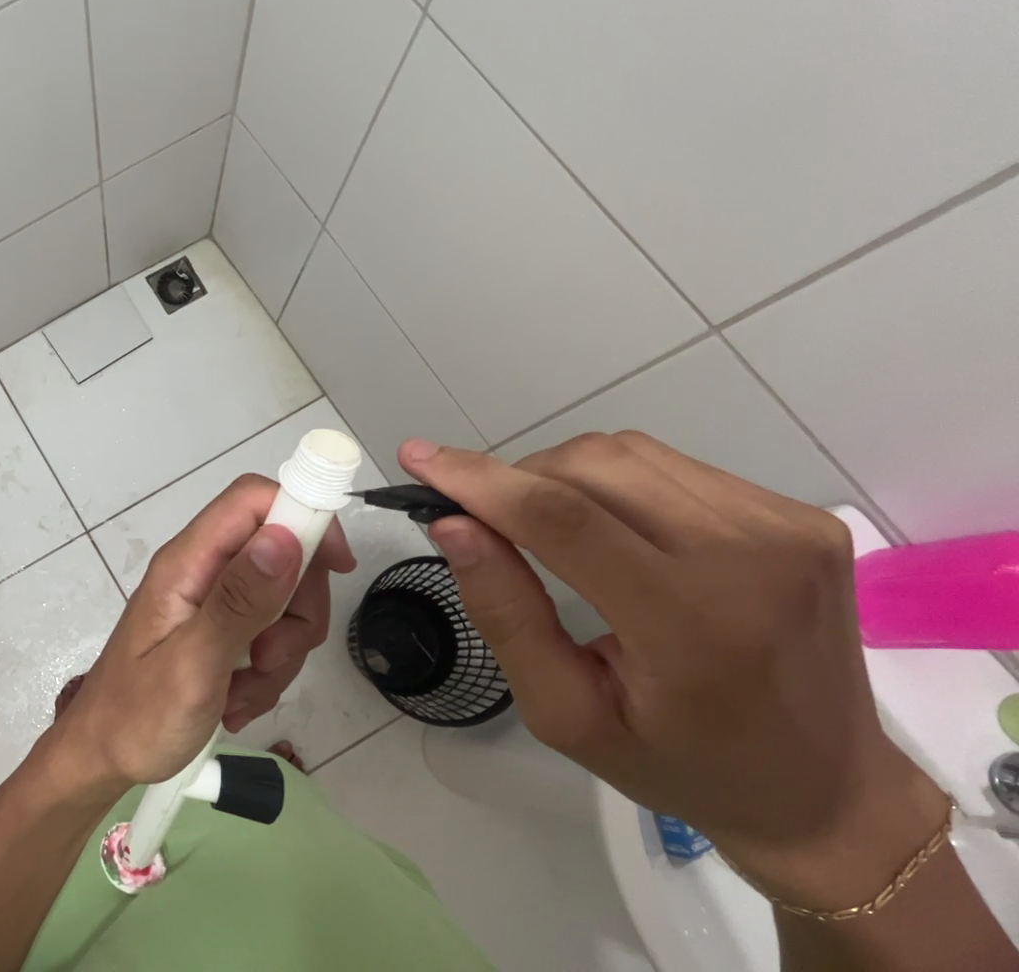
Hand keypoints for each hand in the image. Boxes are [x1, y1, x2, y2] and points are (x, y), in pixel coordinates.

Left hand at [46, 475, 355, 793]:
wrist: (103, 756)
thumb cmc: (138, 716)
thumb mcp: (194, 664)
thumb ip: (239, 601)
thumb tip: (285, 536)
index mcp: (188, 563)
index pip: (252, 501)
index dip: (303, 516)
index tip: (336, 566)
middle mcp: (201, 571)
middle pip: (282, 554)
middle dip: (295, 611)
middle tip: (269, 658)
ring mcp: (211, 603)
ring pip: (283, 602)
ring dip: (280, 653)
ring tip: (241, 691)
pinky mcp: (219, 633)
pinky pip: (269, 636)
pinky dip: (266, 672)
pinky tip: (236, 700)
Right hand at [398, 433, 948, 907]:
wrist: (826, 790)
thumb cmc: (678, 765)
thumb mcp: (564, 714)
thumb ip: (505, 615)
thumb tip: (452, 527)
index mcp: (691, 625)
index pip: (562, 518)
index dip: (478, 480)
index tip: (416, 457)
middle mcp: (752, 558)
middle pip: (591, 467)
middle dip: (514, 479)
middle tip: (480, 518)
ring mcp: (786, 528)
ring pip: (628, 454)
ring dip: (560, 475)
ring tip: (543, 526)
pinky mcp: (801, 516)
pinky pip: (670, 466)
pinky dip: (613, 482)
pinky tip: (610, 528)